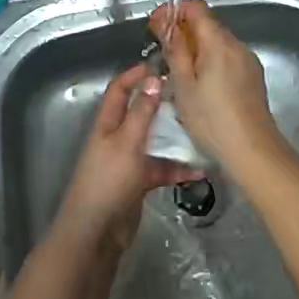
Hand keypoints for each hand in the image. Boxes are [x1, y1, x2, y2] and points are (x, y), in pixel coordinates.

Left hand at [55, 63, 203, 252]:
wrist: (97, 233)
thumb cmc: (109, 181)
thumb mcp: (127, 143)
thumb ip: (142, 113)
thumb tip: (154, 80)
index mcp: (108, 125)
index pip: (119, 90)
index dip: (135, 75)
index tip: (160, 66)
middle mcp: (117, 139)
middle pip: (141, 114)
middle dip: (163, 105)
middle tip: (190, 97)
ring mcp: (128, 161)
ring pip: (155, 141)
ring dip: (175, 138)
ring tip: (201, 131)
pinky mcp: (139, 182)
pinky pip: (162, 168)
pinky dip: (178, 168)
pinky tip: (200, 170)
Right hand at [149, 1, 285, 169]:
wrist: (252, 149)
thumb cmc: (212, 120)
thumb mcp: (184, 86)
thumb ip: (175, 51)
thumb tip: (167, 25)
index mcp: (220, 44)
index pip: (197, 9)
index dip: (174, 11)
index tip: (156, 24)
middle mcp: (238, 46)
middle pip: (209, 25)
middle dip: (183, 29)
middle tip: (161, 46)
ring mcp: (248, 61)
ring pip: (219, 42)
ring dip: (197, 46)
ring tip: (177, 67)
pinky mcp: (253, 76)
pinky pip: (229, 58)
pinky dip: (211, 60)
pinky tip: (200, 82)